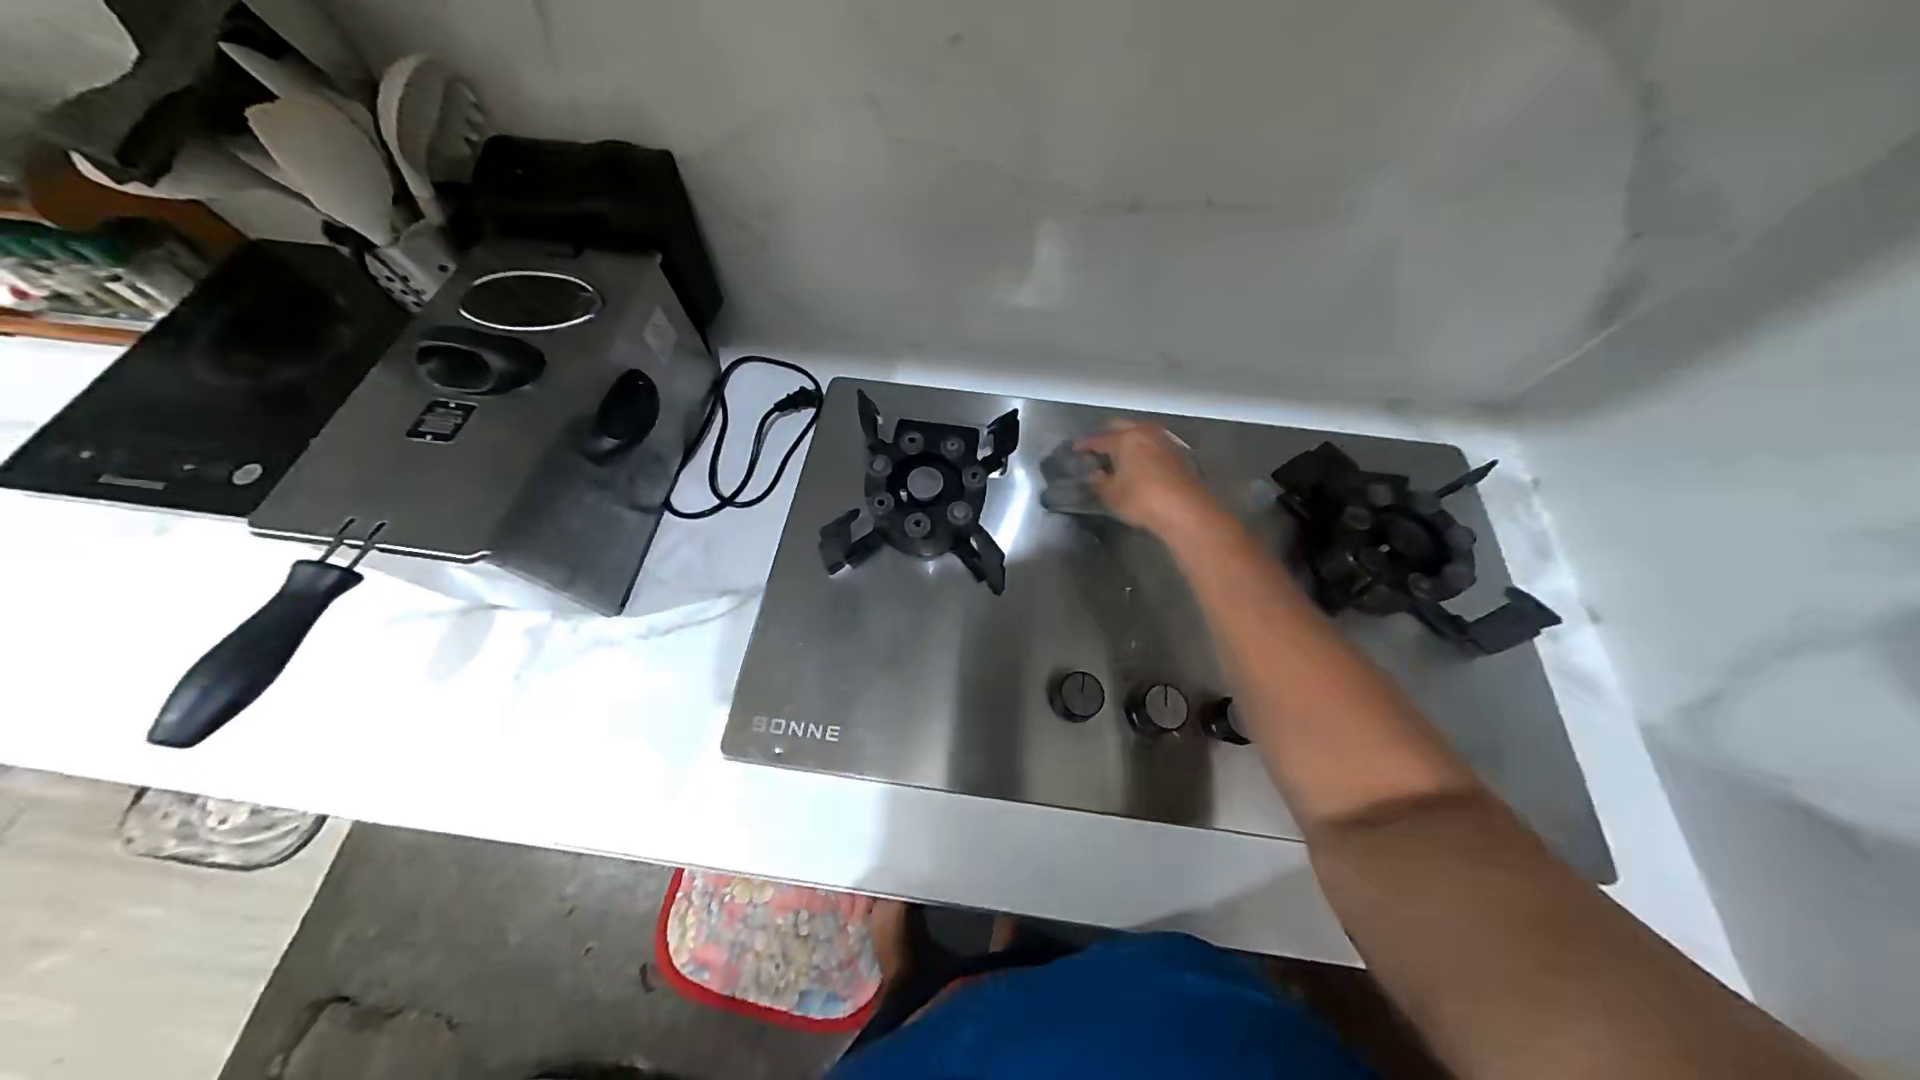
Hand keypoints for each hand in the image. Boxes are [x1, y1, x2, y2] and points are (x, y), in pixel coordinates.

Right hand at [1075, 421, 1222, 536]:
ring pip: (1139, 433)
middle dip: (1107, 435)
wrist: (1185, 509)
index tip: (1075, 448)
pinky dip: (1142, 449)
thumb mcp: (1112, 494)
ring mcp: (1164, 440)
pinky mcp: (1178, 452)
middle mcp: (1145, 433)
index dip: (1084, 444)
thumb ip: (1099, 481)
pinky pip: (1152, 444)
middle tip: (1097, 448)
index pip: (1098, 439)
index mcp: (1125, 438)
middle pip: (1121, 426)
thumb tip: (1096, 474)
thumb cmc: (1142, 499)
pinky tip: (1138, 462)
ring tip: (1117, 455)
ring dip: (1127, 440)